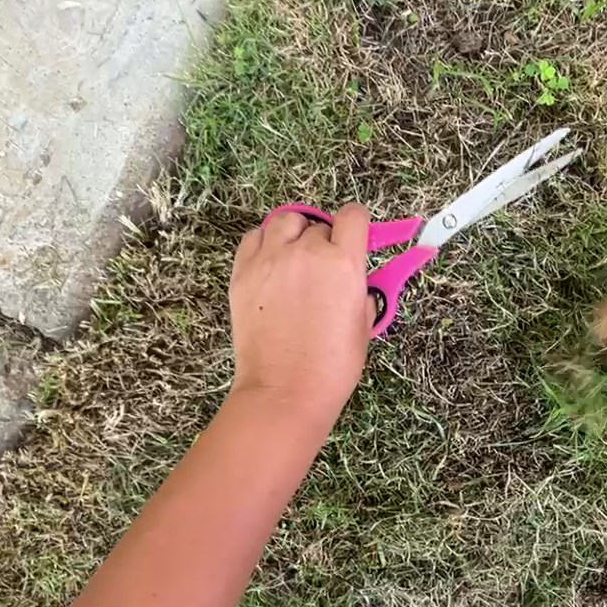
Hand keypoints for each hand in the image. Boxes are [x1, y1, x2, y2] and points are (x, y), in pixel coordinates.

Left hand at [229, 203, 377, 419]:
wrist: (285, 390)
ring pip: (285, 222)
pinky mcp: (243, 272)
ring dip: (295, 234)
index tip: (354, 238)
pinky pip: (255, 238)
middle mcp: (307, 252)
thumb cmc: (333, 366)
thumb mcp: (363, 326)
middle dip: (325, 242)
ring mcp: (271, 259)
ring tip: (296, 258)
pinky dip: (266, 243)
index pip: (354, 216)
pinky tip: (272, 264)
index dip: (356, 224)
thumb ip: (361, 294)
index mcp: (345, 264)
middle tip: (324, 270)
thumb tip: (355, 286)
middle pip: (319, 225)